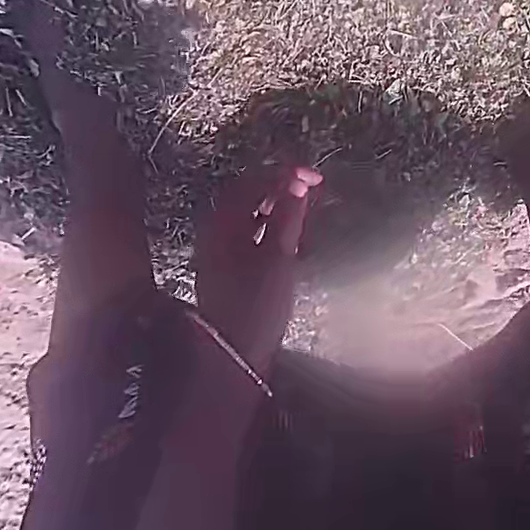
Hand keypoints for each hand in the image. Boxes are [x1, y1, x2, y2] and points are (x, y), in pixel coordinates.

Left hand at [191, 164, 322, 371]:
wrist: (234, 354)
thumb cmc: (256, 304)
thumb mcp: (278, 257)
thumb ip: (288, 217)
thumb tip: (298, 183)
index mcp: (222, 225)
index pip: (253, 183)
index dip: (284, 174)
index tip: (314, 176)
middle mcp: (215, 231)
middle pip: (248, 195)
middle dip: (280, 186)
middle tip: (311, 187)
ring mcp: (219, 249)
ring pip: (249, 213)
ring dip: (276, 204)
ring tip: (304, 206)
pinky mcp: (228, 265)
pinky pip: (249, 231)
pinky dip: (270, 224)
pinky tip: (289, 233)